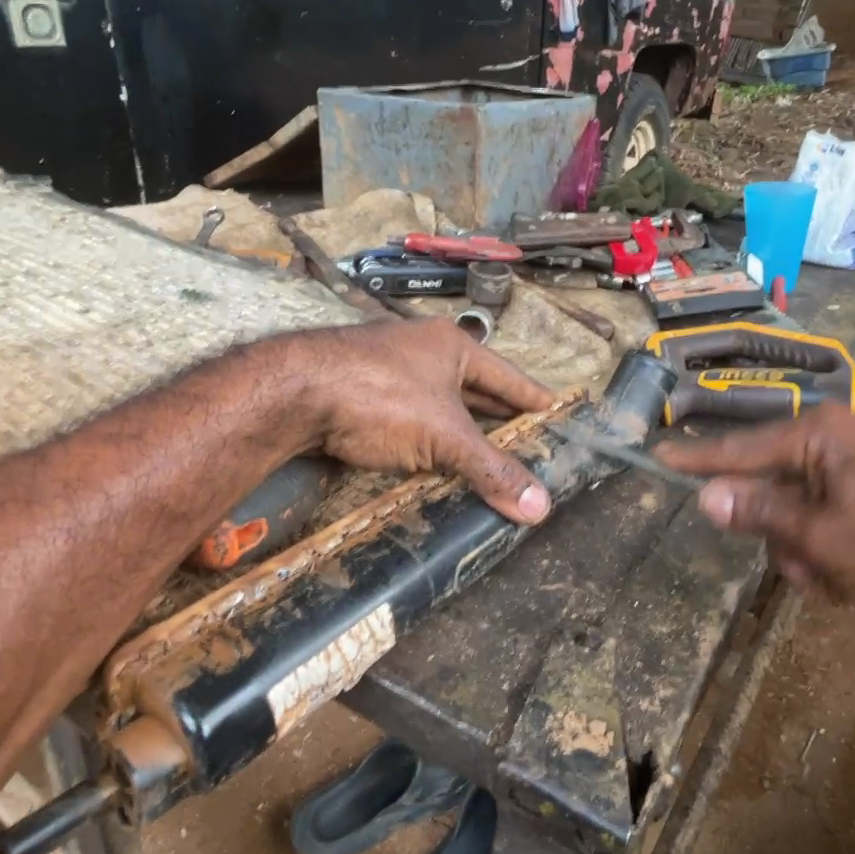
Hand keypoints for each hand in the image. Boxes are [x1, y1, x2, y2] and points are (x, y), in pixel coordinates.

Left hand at [276, 320, 556, 522]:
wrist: (293, 391)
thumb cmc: (380, 397)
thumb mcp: (444, 436)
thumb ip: (491, 469)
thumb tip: (540, 507)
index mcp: (453, 346)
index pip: (510, 378)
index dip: (537, 401)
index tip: (561, 418)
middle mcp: (424, 350)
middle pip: (477, 390)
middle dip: (502, 420)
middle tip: (532, 447)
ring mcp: (390, 369)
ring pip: (442, 405)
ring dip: (465, 431)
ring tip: (492, 458)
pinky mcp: (361, 392)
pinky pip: (412, 417)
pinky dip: (431, 439)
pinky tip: (438, 459)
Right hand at [654, 408, 854, 611]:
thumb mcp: (828, 539)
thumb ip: (763, 514)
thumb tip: (708, 494)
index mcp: (817, 436)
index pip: (738, 450)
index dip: (697, 462)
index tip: (657, 460)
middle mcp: (837, 436)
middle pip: (775, 489)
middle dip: (785, 539)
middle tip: (814, 575)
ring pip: (808, 510)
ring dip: (818, 551)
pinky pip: (840, 512)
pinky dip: (844, 545)